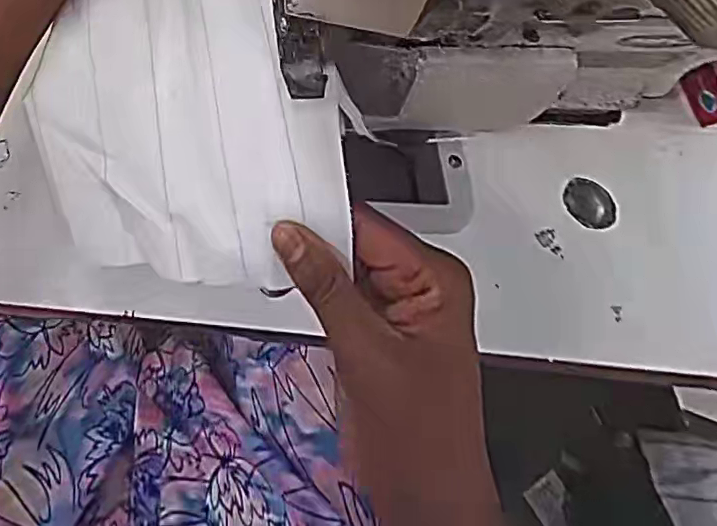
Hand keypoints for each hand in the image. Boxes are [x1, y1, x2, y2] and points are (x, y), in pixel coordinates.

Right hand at [273, 206, 503, 525]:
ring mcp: (400, 307)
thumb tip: (294, 239)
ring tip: (285, 271)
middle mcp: (423, 285)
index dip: (325, 220)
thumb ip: (325, 288)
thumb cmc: (423, 443)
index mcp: (438, 279)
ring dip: (314, 270)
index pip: (372, 227)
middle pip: (357, 243)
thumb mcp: (366, 353)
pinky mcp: (378, 326)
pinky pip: (342, 291)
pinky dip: (317, 292)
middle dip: (317, 246)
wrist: (426, 506)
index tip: (284, 218)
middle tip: (278, 245)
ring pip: (345, 266)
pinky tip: (298, 293)